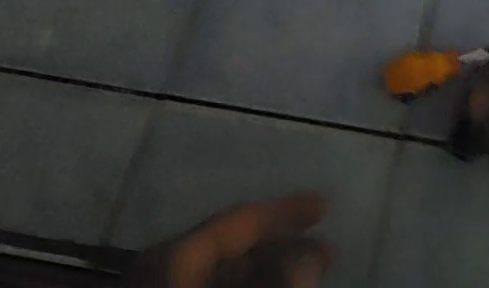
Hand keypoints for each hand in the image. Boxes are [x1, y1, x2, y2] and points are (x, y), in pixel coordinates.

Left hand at [123, 192, 333, 287]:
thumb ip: (275, 283)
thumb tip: (308, 255)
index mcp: (172, 261)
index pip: (237, 222)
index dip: (284, 212)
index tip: (326, 206)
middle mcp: (161, 276)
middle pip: (231, 253)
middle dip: (280, 251)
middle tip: (327, 253)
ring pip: (222, 282)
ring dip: (265, 279)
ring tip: (306, 281)